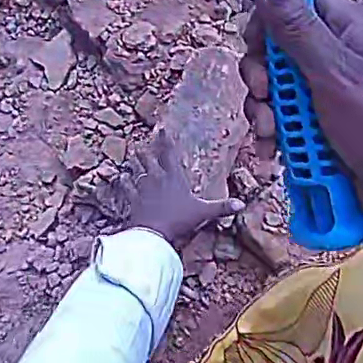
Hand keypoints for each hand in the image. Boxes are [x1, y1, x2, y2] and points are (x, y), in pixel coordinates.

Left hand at [121, 133, 244, 248]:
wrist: (154, 233)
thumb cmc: (179, 220)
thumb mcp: (204, 213)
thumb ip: (221, 208)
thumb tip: (242, 205)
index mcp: (174, 178)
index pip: (170, 155)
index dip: (166, 141)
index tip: (162, 129)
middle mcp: (157, 179)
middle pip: (150, 161)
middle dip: (146, 153)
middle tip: (142, 145)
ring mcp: (143, 189)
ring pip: (137, 171)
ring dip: (134, 164)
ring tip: (131, 156)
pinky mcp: (133, 200)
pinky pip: (126, 188)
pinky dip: (123, 182)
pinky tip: (120, 178)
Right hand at [242, 0, 362, 236]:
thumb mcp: (335, 72)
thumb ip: (296, 27)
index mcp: (351, 28)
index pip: (298, 2)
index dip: (269, 19)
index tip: (255, 45)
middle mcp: (340, 55)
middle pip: (280, 48)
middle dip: (262, 75)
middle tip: (262, 94)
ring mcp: (331, 93)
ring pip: (279, 88)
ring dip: (266, 110)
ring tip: (271, 133)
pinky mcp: (325, 125)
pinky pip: (288, 120)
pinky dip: (276, 134)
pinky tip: (274, 151)